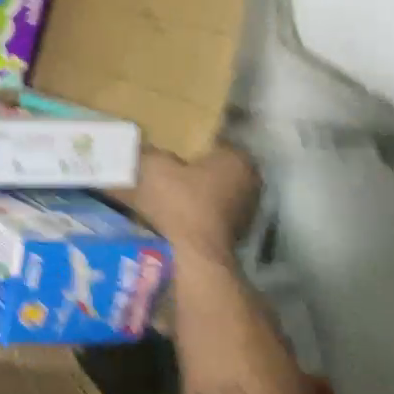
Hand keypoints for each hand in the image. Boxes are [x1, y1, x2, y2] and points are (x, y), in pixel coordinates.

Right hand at [112, 145, 261, 266]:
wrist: (194, 252)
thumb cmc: (179, 201)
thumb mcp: (153, 166)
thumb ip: (149, 152)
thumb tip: (144, 148)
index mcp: (236, 159)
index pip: (213, 142)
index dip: (188, 142)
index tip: (168, 145)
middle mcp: (250, 181)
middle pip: (215, 167)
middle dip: (192, 167)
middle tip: (164, 166)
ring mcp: (247, 209)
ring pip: (215, 190)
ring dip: (194, 189)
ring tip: (165, 189)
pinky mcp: (237, 231)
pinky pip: (212, 210)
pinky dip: (196, 208)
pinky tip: (174, 210)